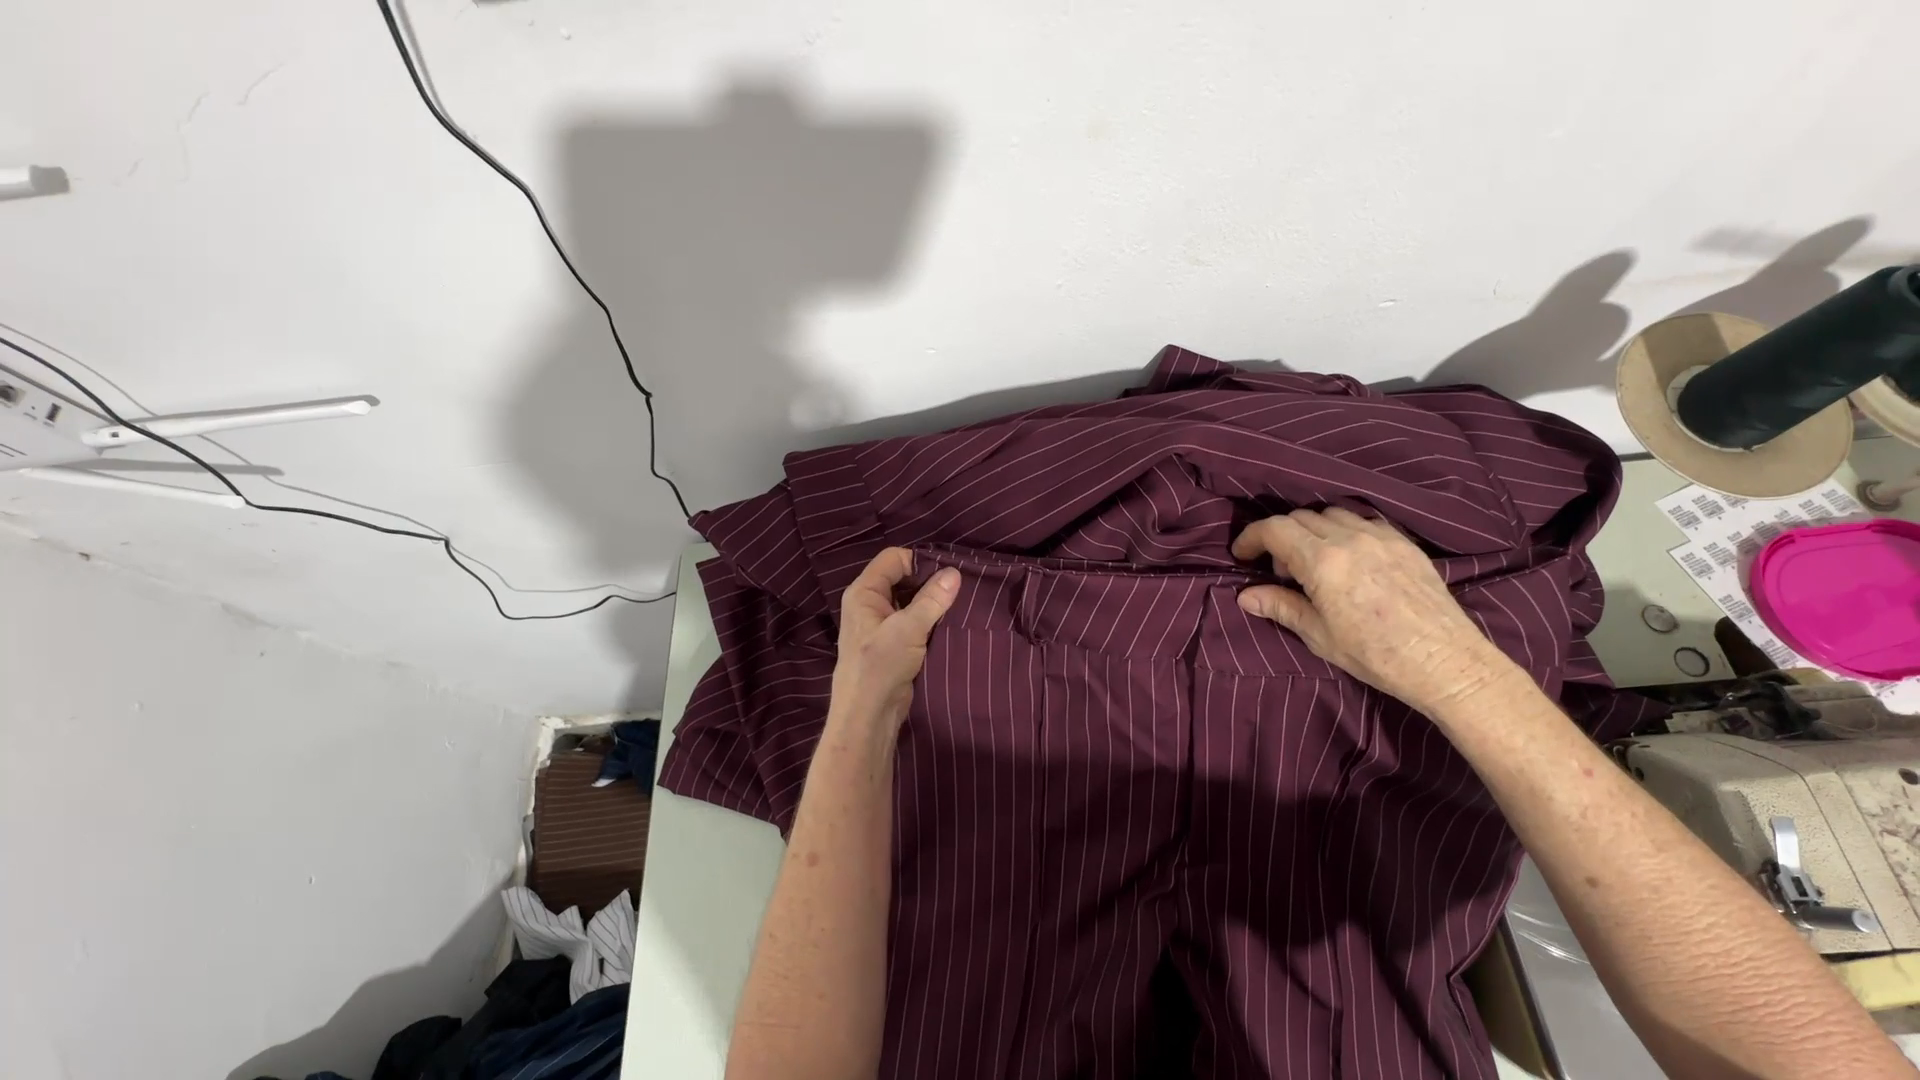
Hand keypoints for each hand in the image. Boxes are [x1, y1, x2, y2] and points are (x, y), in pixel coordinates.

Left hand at [832, 548, 961, 728]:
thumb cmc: (880, 666)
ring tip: (960, 602)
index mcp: (864, 592)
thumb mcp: (908, 629)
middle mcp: (871, 603)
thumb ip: (932, 600)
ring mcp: (882, 623)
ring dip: (932, 602)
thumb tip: (955, 573)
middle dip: (929, 580)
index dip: (919, 560)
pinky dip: (931, 619)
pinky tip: (951, 621)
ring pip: (911, 600)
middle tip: (959, 586)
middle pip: (903, 577)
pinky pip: (914, 620)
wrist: (869, 714)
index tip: (948, 571)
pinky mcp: (895, 642)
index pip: (893, 558)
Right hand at [1232, 508, 1516, 714]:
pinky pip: (1363, 521)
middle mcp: (1350, 539)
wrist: (1444, 661)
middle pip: (1300, 518)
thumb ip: (1281, 607)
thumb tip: (1246, 596)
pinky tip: (1348, 559)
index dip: (1251, 537)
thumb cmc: (1375, 655)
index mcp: (1323, 562)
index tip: (1242, 555)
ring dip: (1312, 531)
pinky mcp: (1404, 542)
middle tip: (1279, 571)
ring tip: (1313, 563)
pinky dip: (1343, 531)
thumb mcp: (1319, 636)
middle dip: (1280, 537)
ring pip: (1331, 514)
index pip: (1275, 529)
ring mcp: (1381, 536)